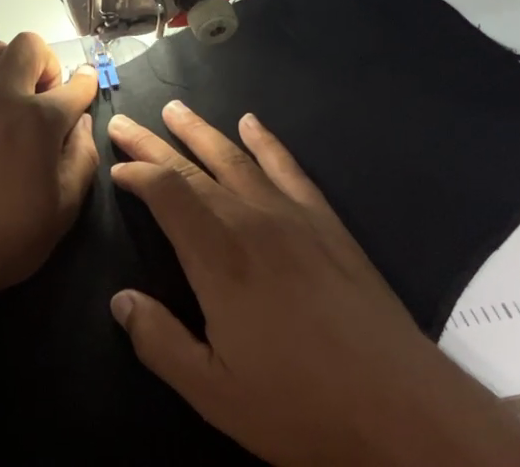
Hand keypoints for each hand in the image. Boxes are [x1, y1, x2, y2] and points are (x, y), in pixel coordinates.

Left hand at [0, 33, 99, 304]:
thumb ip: (82, 158)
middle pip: (30, 46)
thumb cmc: (3, 238)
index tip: (88, 85)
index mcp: (38, 119)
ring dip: (13, 66)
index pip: (74, 86)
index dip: (87, 84)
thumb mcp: (63, 210)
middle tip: (47, 99)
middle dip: (47, 65)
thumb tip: (81, 124)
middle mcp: (1, 94)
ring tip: (15, 103)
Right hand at [107, 103, 519, 466]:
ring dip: (201, 132)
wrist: (403, 409)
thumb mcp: (214, 391)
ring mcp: (294, 218)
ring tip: (176, 110)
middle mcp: (252, 224)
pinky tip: (252, 124)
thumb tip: (120, 300)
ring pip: (237, 159)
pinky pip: (290, 169)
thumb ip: (160, 342)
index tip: (116, 171)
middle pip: (193, 169)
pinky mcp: (328, 224)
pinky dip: (267, 142)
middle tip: (125, 123)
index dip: (137, 175)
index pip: (166, 193)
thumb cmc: (301, 404)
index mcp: (218, 260)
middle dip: (154, 145)